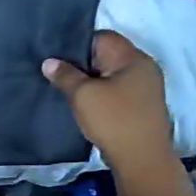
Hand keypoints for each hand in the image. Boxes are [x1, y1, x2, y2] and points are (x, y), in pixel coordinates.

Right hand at [43, 31, 174, 174]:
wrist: (140, 157)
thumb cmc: (113, 119)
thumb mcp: (83, 95)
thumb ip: (65, 75)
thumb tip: (49, 61)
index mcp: (132, 58)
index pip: (102, 38)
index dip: (77, 44)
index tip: (56, 58)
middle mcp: (143, 67)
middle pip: (107, 54)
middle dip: (82, 63)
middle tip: (57, 73)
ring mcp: (145, 86)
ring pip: (111, 73)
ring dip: (91, 79)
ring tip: (68, 89)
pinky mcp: (141, 103)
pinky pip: (116, 88)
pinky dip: (101, 92)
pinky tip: (85, 102)